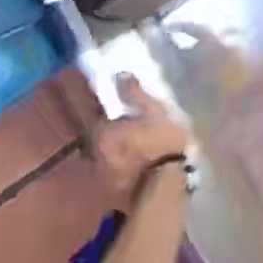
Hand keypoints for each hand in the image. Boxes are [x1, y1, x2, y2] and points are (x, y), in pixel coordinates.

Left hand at [95, 77, 192, 197]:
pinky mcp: (112, 189)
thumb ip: (134, 93)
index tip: (118, 107)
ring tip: (133, 142)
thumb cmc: (160, 139)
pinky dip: (119, 163)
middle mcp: (95, 154)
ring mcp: (102, 174)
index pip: (96, 117)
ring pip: (105, 155)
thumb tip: (119, 74)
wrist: (166, 181)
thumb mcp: (153, 109)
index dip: (106, 110)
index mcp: (102, 133)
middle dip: (110, 130)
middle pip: (99, 137)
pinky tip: (135, 160)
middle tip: (128, 123)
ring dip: (114, 148)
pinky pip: (112, 169)